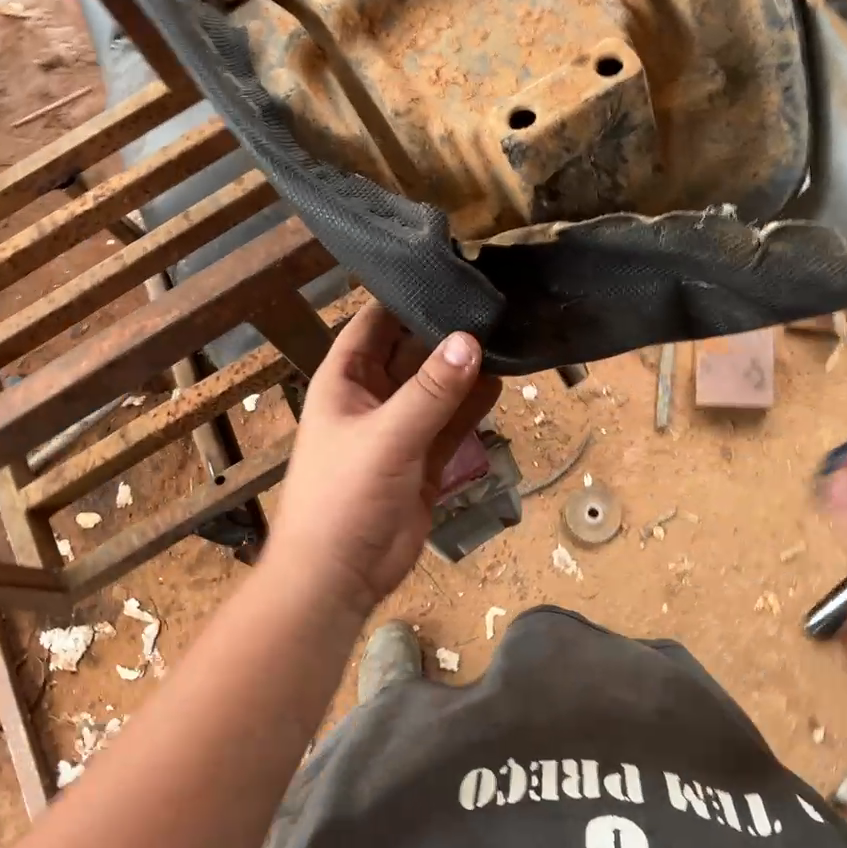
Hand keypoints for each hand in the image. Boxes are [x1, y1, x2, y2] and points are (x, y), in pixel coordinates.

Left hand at [265, 304, 501, 613]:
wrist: (338, 575)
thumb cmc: (344, 497)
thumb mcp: (387, 436)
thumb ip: (430, 391)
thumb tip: (470, 340)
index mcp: (345, 379)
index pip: (375, 322)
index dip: (407, 297)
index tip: (454, 272)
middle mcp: (371, 396)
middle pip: (411, 351)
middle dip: (446, 331)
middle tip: (495, 300)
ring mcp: (399, 429)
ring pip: (436, 387)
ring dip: (464, 367)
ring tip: (507, 333)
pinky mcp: (423, 459)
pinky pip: (450, 422)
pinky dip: (471, 405)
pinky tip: (500, 380)